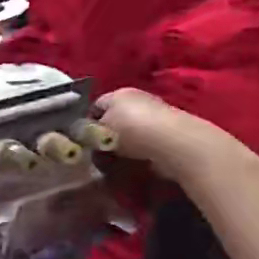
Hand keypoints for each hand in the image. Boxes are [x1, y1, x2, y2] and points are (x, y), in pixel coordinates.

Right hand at [92, 88, 223, 179]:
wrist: (178, 145)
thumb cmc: (131, 131)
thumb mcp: (96, 130)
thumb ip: (84, 132)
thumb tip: (81, 137)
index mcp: (118, 94)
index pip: (94, 107)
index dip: (84, 124)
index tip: (80, 142)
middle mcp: (139, 99)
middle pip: (113, 120)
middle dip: (104, 137)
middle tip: (95, 155)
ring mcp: (158, 116)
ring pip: (129, 133)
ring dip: (122, 148)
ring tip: (114, 163)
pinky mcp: (172, 134)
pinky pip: (146, 144)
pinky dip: (139, 154)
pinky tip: (134, 164)